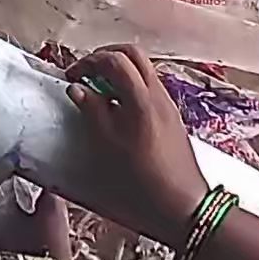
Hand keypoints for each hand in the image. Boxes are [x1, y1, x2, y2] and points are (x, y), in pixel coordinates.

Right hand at [64, 44, 208, 243]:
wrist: (185, 205)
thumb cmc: (144, 177)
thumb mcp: (109, 144)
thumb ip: (92, 110)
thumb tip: (76, 88)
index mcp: (141, 99)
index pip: (114, 60)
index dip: (88, 62)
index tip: (73, 76)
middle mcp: (158, 94)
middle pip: (132, 54)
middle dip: (105, 55)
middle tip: (87, 70)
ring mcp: (167, 103)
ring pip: (142, 67)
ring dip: (118, 68)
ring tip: (98, 87)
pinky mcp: (171, 114)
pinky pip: (148, 84)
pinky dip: (129, 83)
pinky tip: (116, 104)